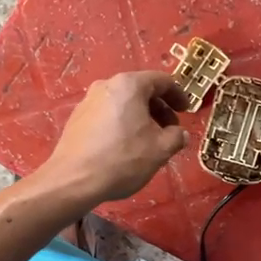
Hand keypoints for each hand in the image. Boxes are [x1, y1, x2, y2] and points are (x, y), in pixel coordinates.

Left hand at [36, 71, 188, 205]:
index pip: (162, 80)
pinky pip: (108, 113)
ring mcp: (88, 101)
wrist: (74, 180)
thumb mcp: (160, 149)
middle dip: (160, 108)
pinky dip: (123, 123)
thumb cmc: (123, 159)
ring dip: (142, 116)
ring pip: (124, 102)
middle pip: (141, 89)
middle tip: (170, 129)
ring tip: (150, 140)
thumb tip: (180, 134)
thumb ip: (177, 136)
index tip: (187, 111)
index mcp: (129, 85)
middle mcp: (107, 86)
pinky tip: (126, 145)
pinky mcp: (77, 118)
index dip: (179, 95)